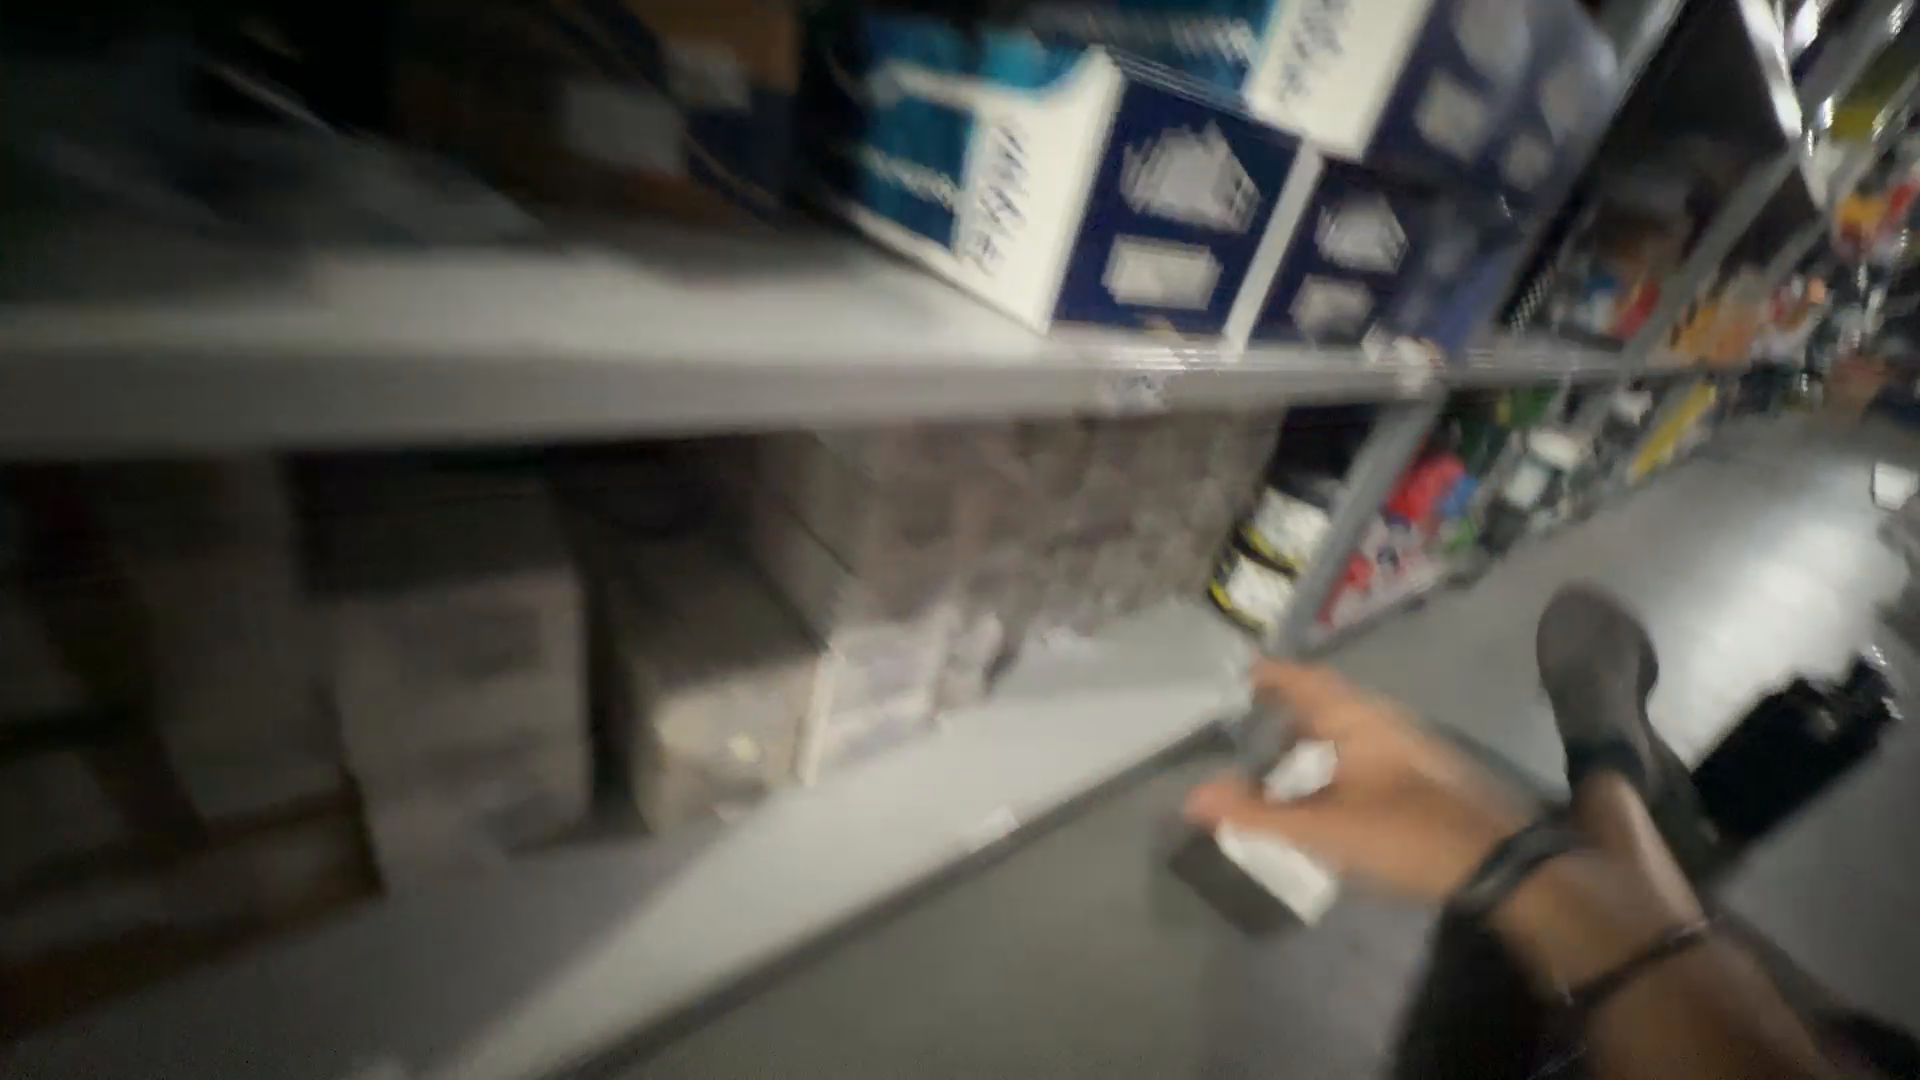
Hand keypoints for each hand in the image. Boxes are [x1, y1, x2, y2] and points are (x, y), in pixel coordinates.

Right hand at [1185, 662, 1526, 903]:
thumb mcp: (1321, 827)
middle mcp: (1384, 718)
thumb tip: (1192, 797)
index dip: (1271, 674)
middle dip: (1289, 708)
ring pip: (1352, 724)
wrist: (1508, 868)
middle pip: (1327, 699)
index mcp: (1355, 718)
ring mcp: (1413, 743)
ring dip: (1317, 734)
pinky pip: (1371, 745)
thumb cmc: (1405, 833)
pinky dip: (1341, 754)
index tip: (1242, 674)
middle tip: (1256, 723)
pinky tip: (1336, 788)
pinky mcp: (1431, 770)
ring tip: (1288, 761)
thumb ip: (1256, 813)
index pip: (1303, 679)